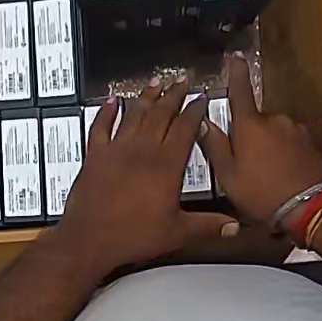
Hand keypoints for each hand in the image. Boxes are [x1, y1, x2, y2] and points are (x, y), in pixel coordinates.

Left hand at [45, 76, 236, 275]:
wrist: (90, 239)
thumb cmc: (131, 236)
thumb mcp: (177, 233)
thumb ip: (207, 226)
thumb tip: (232, 226)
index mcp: (165, 165)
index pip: (185, 128)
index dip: (195, 110)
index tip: (202, 98)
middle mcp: (142, 151)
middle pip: (161, 114)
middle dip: (173, 95)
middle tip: (181, 81)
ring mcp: (116, 150)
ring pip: (134, 114)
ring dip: (146, 97)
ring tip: (154, 83)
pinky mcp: (95, 156)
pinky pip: (100, 127)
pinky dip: (106, 112)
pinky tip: (110, 102)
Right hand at [199, 53, 321, 224]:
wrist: (314, 208)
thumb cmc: (263, 194)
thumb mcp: (229, 177)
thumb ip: (215, 147)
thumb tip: (204, 122)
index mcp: (249, 126)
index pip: (239, 91)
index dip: (236, 73)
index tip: (235, 56)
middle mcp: (274, 120)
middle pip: (254, 121)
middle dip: (248, 136)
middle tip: (244, 164)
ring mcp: (296, 129)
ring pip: (273, 132)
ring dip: (267, 146)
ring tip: (265, 174)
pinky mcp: (312, 141)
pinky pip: (290, 142)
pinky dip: (284, 153)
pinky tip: (283, 174)